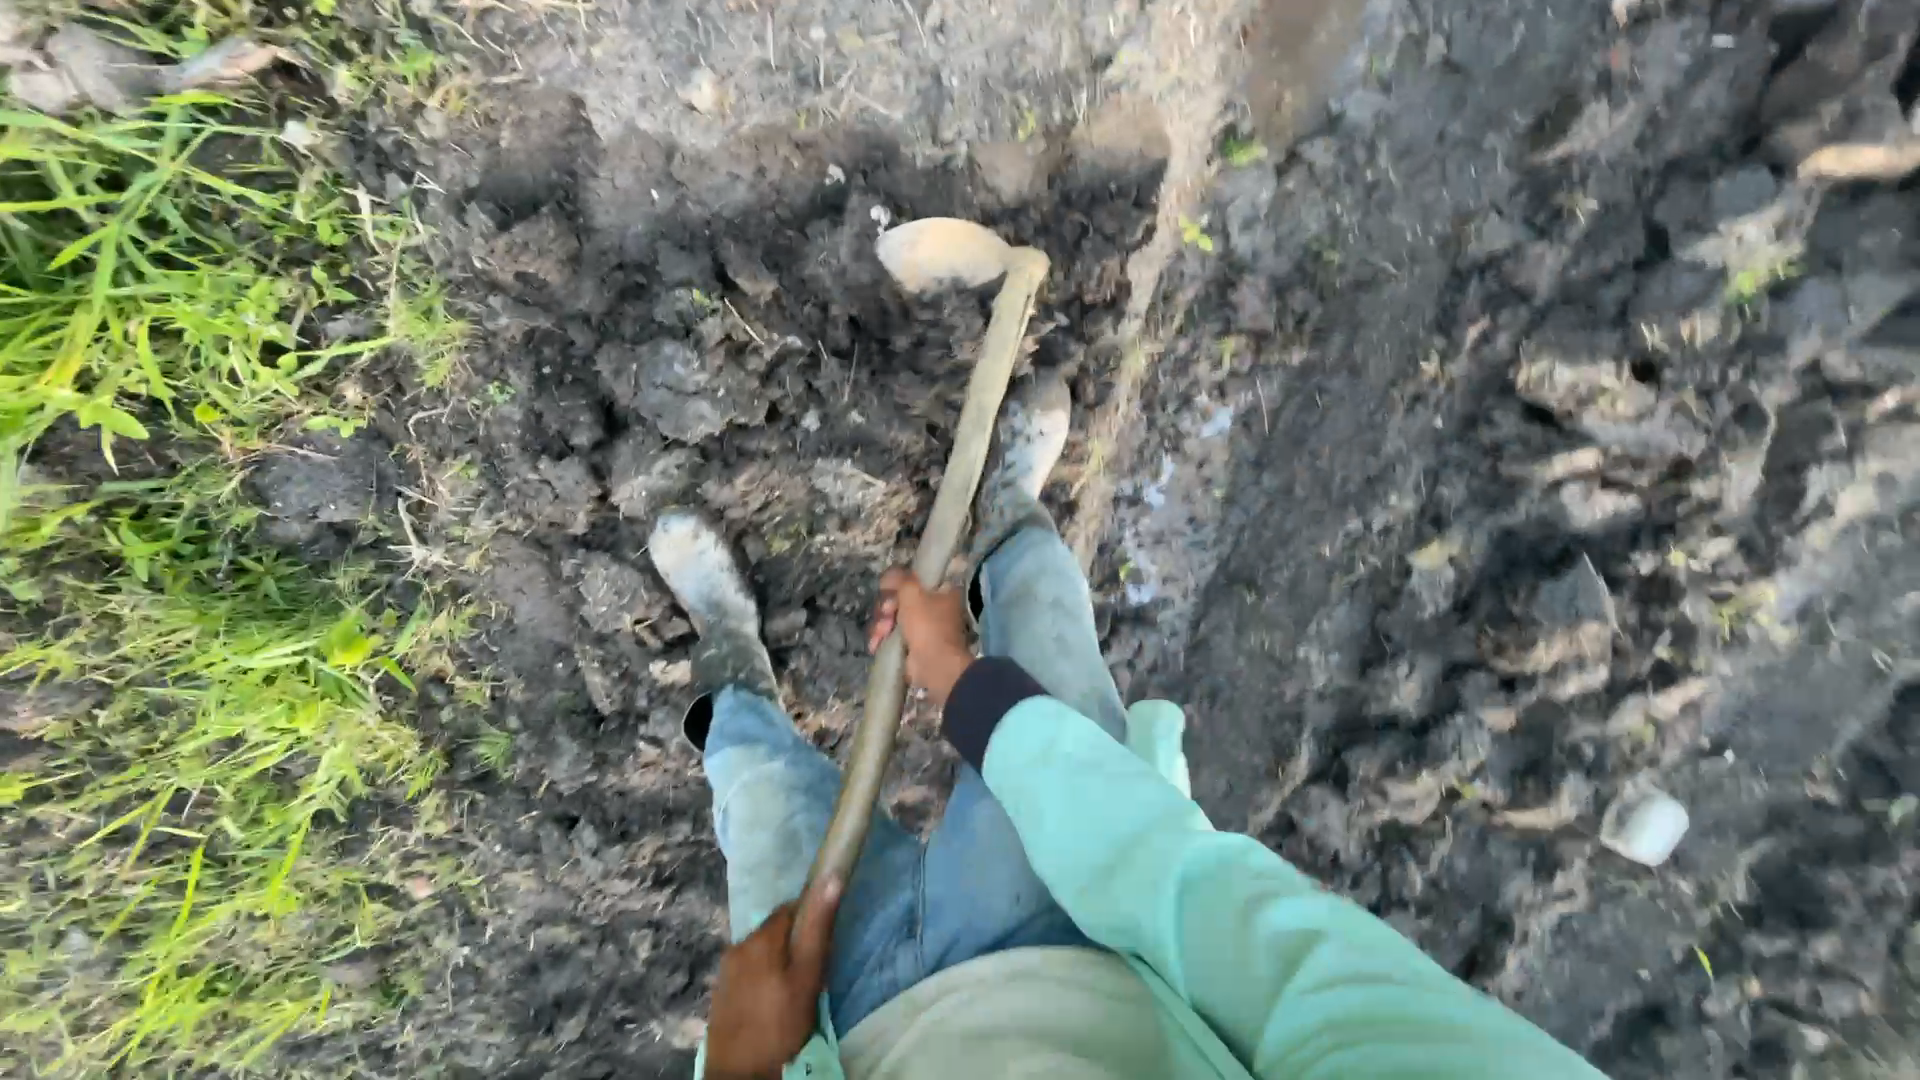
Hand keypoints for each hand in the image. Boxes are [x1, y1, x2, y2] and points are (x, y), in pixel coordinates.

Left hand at [705, 877, 842, 1079]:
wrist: (740, 1078)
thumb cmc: (780, 1025)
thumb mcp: (807, 977)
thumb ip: (818, 927)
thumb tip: (831, 877)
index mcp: (760, 938)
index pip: (791, 908)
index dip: (811, 920)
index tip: (823, 943)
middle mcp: (738, 945)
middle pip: (775, 929)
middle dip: (795, 941)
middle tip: (812, 970)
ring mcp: (725, 970)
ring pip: (762, 951)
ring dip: (778, 960)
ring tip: (794, 988)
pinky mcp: (721, 992)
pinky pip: (749, 970)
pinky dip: (763, 976)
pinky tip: (772, 1001)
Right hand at [869, 567, 973, 705]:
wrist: (934, 664)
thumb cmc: (927, 623)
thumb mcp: (912, 593)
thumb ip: (900, 579)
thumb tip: (888, 576)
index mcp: (943, 592)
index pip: (918, 579)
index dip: (900, 583)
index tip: (886, 588)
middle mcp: (937, 608)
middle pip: (902, 600)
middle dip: (887, 608)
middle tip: (885, 613)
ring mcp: (926, 628)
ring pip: (895, 619)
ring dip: (882, 625)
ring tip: (880, 634)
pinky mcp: (914, 646)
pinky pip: (894, 636)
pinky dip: (883, 639)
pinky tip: (876, 645)